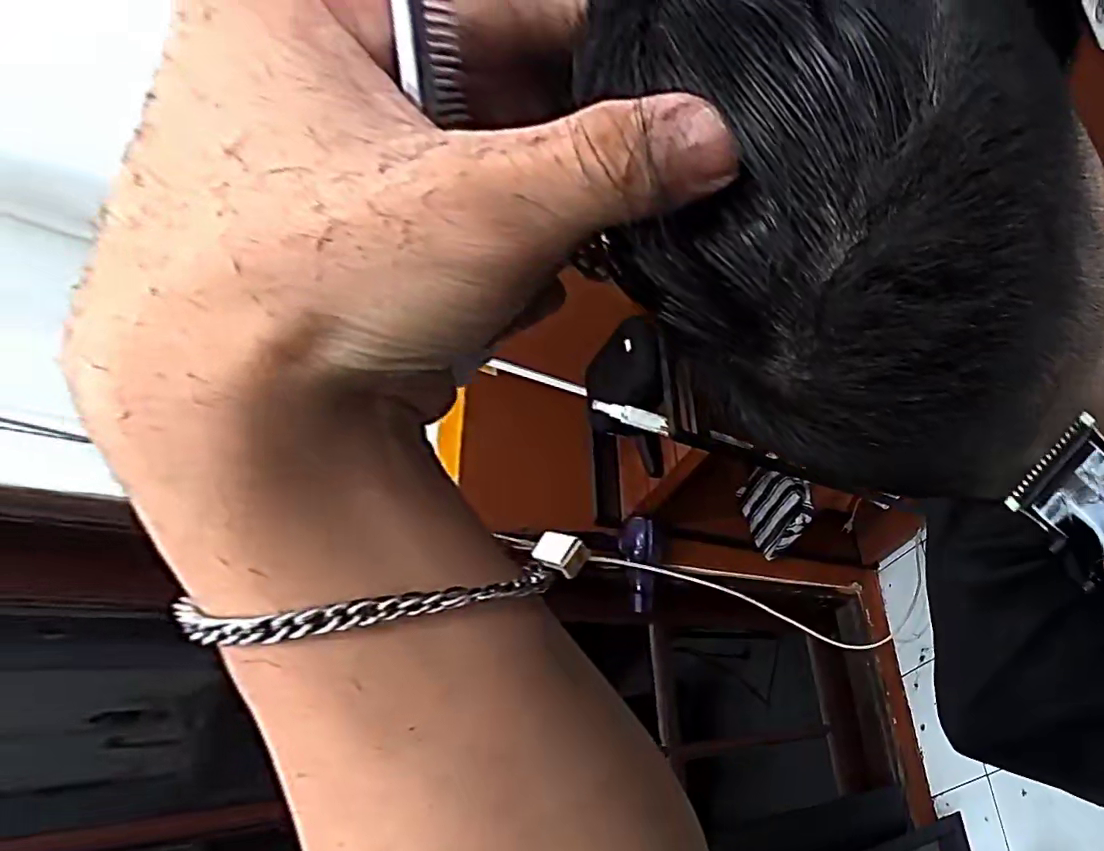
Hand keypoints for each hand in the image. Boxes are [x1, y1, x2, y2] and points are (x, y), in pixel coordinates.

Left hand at [62, 0, 733, 445]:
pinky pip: (486, 224)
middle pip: (507, 99)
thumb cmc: (292, 289)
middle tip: (594, 203)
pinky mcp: (386, 238)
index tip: (665, 102)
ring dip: (543, 222)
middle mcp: (322, 81)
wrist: (260, 413)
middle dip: (566, 165)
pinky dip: (514, 257)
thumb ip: (612, 162)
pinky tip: (500, 287)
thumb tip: (699, 135)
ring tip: (531, 257)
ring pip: (502, 171)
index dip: (598, 59)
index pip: (504, 8)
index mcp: (307, 13)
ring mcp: (354, 167)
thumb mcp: (491, 203)